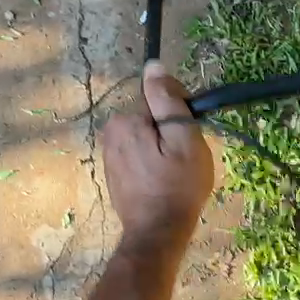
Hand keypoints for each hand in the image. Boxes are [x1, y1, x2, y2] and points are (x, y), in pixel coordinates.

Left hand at [101, 62, 214, 247]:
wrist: (157, 233)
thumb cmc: (178, 186)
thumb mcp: (184, 138)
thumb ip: (168, 100)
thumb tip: (154, 65)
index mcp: (125, 120)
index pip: (160, 100)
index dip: (180, 116)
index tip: (190, 138)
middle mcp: (110, 133)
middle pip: (152, 119)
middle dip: (170, 134)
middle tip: (184, 159)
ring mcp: (109, 155)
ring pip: (147, 138)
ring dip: (162, 150)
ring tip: (174, 174)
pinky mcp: (114, 173)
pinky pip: (140, 155)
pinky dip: (153, 164)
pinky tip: (162, 183)